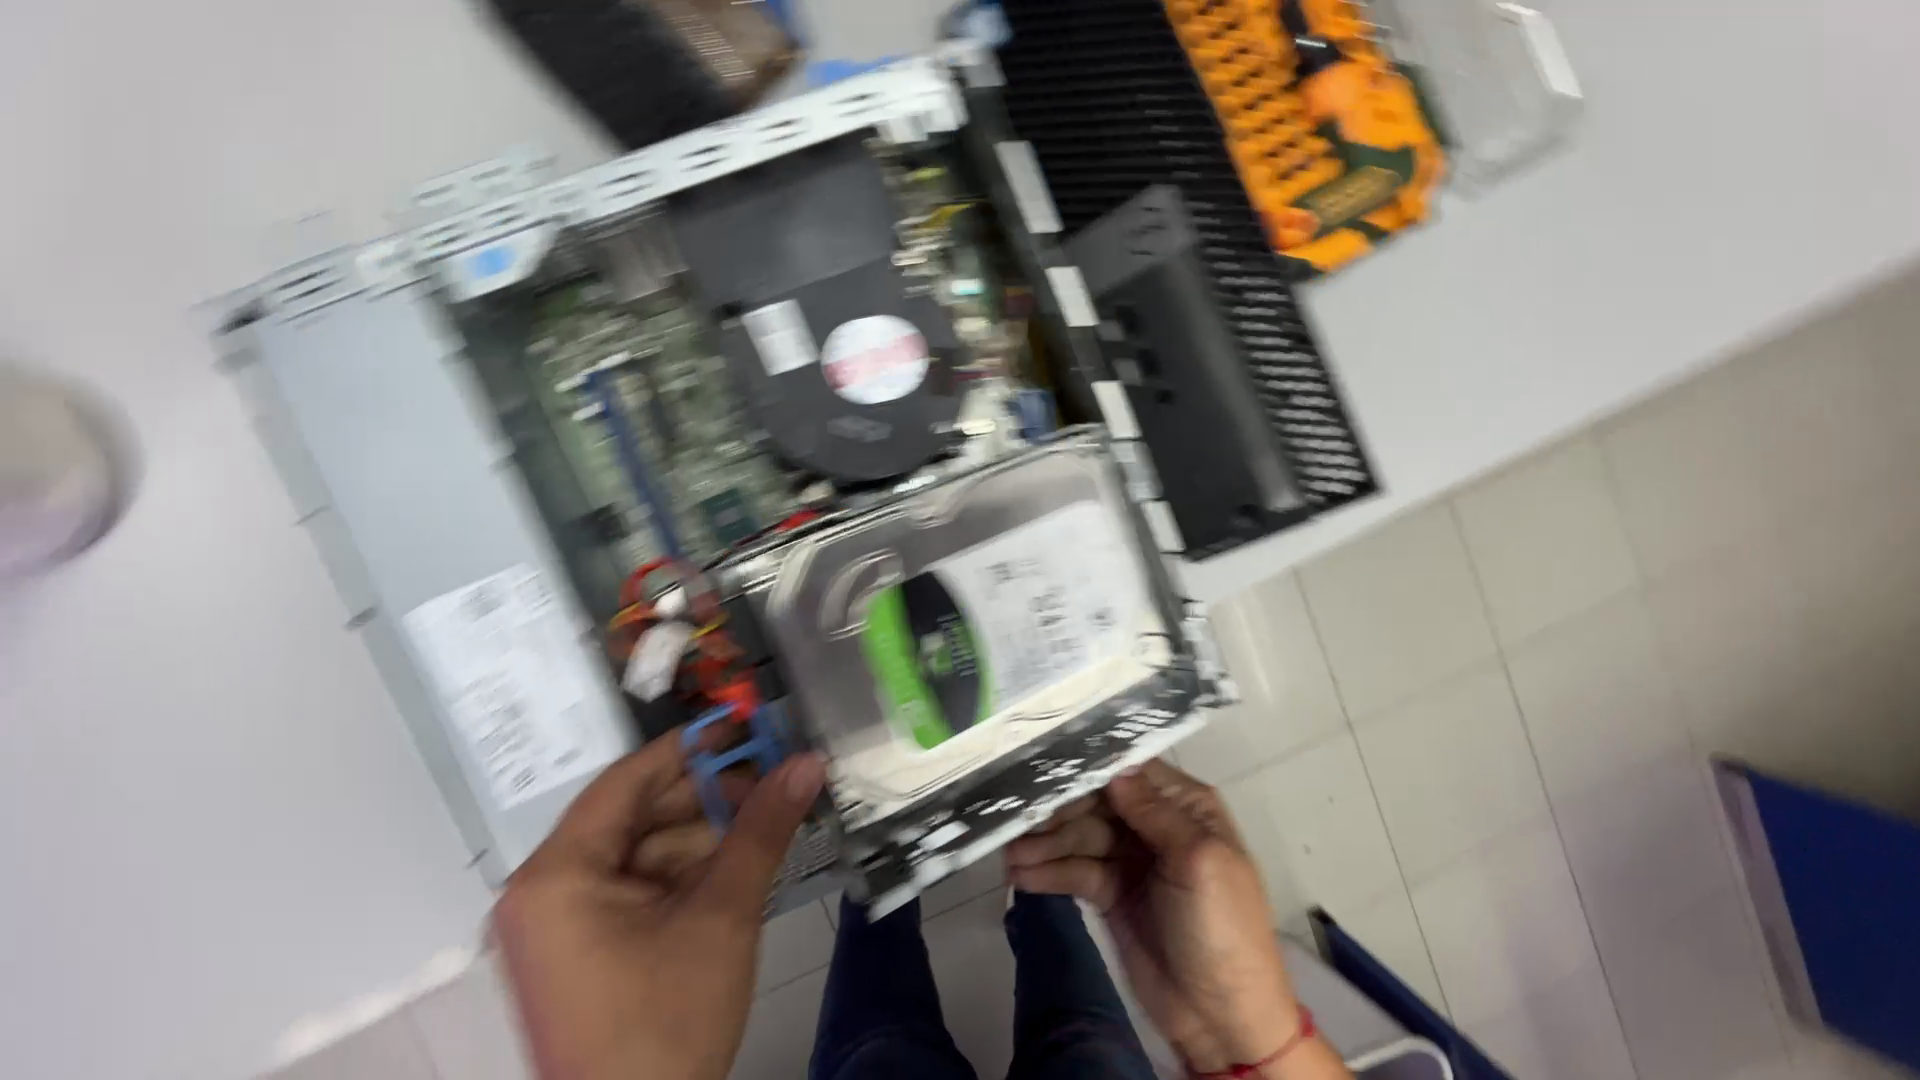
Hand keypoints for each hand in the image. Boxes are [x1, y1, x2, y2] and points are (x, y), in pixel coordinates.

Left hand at [492, 733, 825, 1079]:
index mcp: (556, 875)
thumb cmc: (665, 1025)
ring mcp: (562, 925)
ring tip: (769, 820)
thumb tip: (807, 763)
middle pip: (637, 815)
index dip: (690, 748)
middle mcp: (546, 891)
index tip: (745, 723)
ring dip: (707, 837)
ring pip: (645, 852)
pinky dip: (689, 875)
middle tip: (773, 776)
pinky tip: (740, 864)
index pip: (626, 781)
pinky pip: (640, 889)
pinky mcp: (585, 950)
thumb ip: (763, 831)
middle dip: (708, 797)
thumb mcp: (721, 917)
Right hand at [1004, 759, 1327, 1075]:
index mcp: (1186, 808)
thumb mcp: (1200, 862)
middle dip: (1059, 811)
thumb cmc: (1223, 929)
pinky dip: (1049, 872)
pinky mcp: (1110, 892)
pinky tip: (1019, 876)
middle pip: (1097, 803)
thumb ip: (1155, 812)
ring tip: (1010, 856)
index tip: (1047, 767)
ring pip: (1080, 837)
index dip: (1091, 769)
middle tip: (1019, 820)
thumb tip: (1114, 770)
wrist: (1222, 1018)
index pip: (1132, 771)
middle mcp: (1155, 824)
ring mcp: (1130, 859)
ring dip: (1045, 845)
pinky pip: (1075, 871)